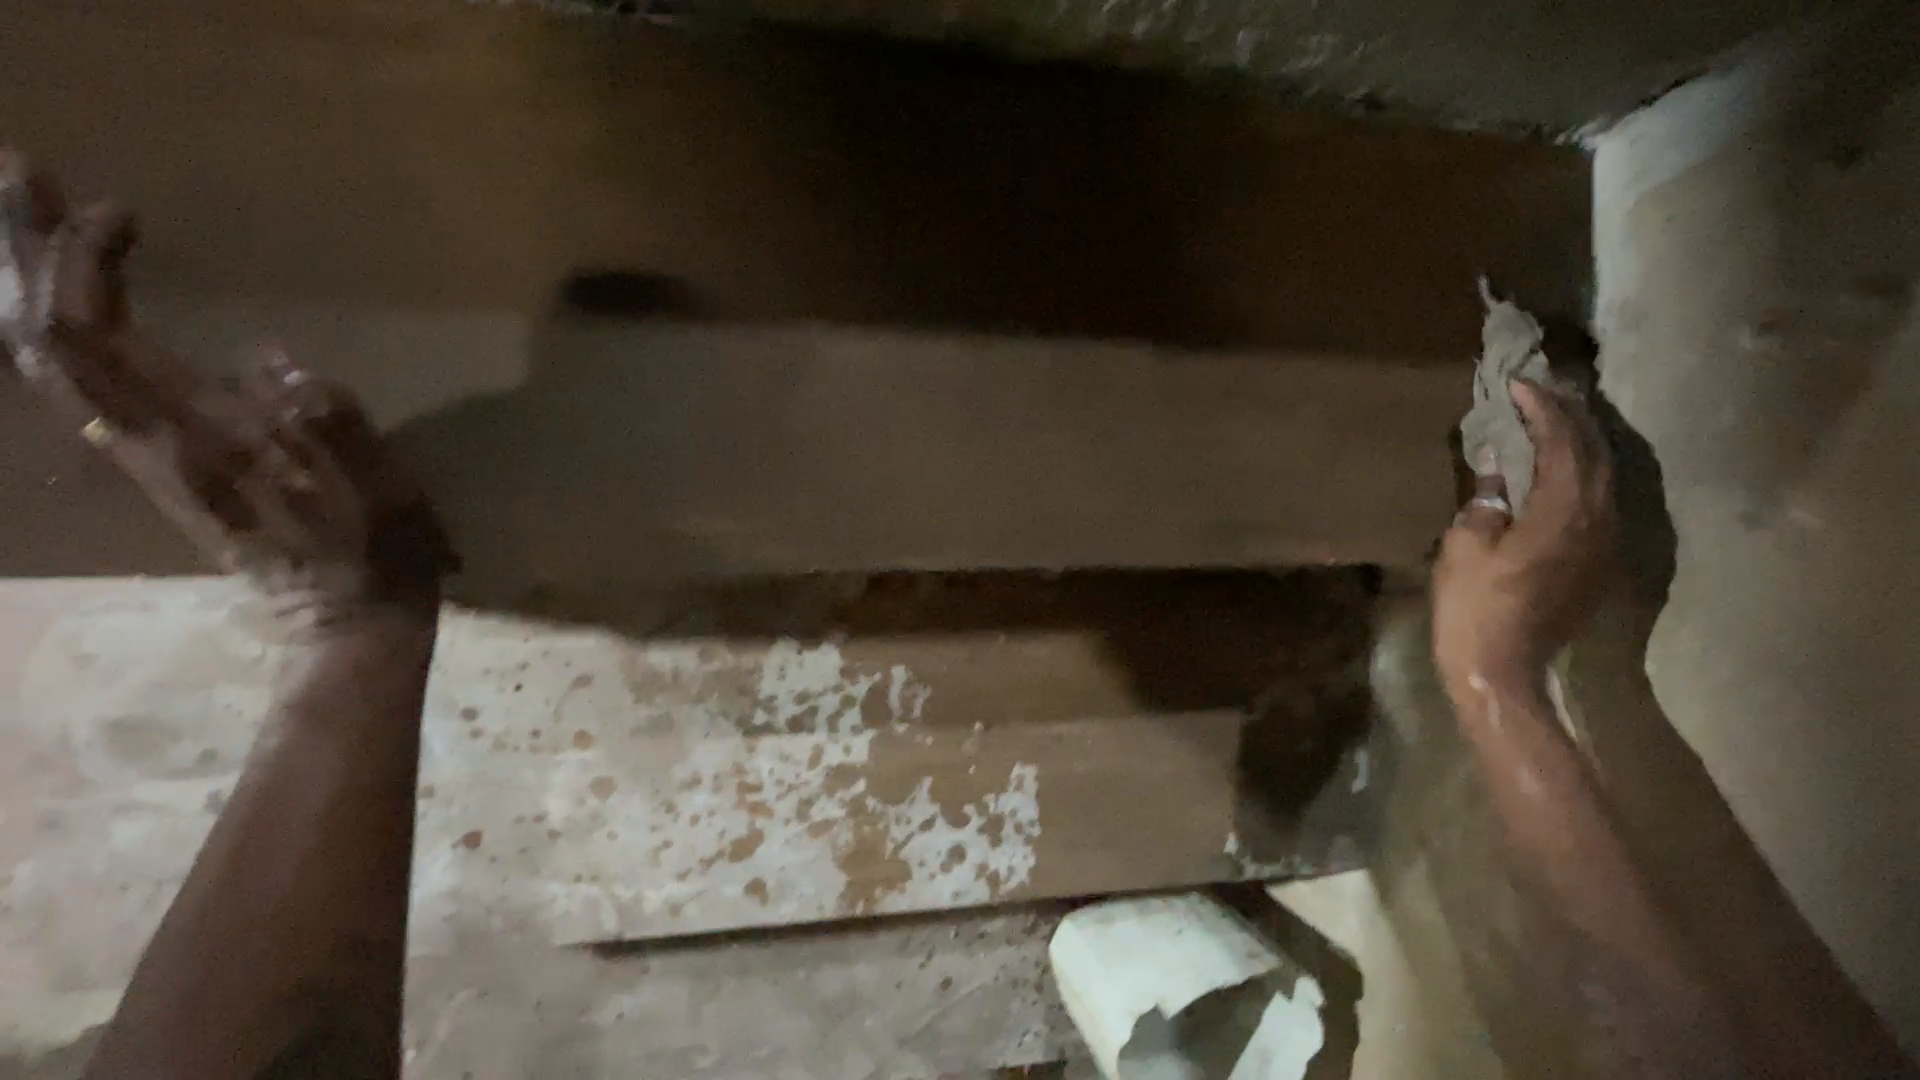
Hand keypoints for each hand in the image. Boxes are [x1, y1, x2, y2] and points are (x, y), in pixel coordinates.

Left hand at [0, 152, 455, 623]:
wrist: (351, 620)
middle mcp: (151, 446)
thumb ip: (329, 423)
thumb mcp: (380, 487)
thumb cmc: (380, 551)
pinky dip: (63, 335)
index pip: (96, 339)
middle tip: (23, 175)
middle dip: (26, 256)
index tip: (120, 213)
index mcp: (203, 441)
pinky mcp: (166, 473)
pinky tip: (83, 314)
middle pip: (46, 343)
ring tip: (42, 231)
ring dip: (33, 290)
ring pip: (51, 367)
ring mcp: (152, 462)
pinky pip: (80, 393)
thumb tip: (271, 357)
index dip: (84, 265)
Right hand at [1433, 379, 1614, 697]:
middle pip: (1593, 453)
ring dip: (1579, 443)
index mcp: (1563, 512)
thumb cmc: (1474, 609)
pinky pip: (1597, 501)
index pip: (1561, 442)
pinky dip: (1580, 474)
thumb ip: (1484, 503)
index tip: (1518, 384)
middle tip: (1541, 392)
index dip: (1541, 409)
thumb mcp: (1464, 549)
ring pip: (1602, 476)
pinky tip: (1559, 470)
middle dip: (1568, 417)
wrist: (1503, 671)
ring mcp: (1604, 543)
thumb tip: (1494, 472)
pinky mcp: (1597, 563)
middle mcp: (1598, 520)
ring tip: (1553, 421)